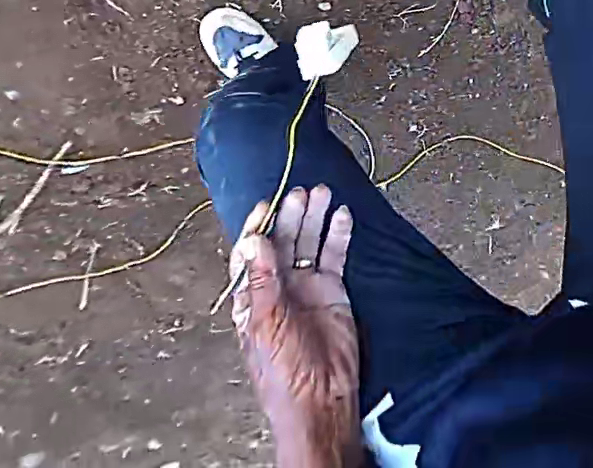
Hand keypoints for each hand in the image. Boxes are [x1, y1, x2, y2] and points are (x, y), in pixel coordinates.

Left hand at [230, 185, 362, 467]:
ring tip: (322, 192)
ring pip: (309, 242)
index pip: (251, 254)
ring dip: (314, 217)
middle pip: (283, 241)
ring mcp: (307, 286)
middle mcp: (279, 286)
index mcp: (254, 297)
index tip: (265, 204)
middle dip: (290, 216)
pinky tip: (341, 215)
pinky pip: (334, 254)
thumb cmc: (284, 372)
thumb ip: (262, 281)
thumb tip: (253, 240)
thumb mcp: (267, 325)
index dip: (257, 227)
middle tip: (300, 193)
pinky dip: (338, 233)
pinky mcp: (333, 288)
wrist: (322, 398)